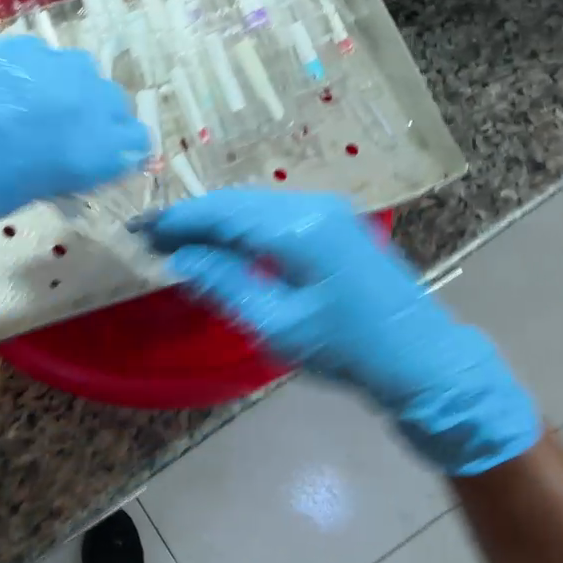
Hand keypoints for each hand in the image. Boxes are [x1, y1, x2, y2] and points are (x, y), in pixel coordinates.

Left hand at [0, 34, 149, 246]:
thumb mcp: (30, 193)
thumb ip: (68, 171)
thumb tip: (80, 162)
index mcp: (90, 149)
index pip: (135, 143)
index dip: (122, 154)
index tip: (106, 163)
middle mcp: (82, 101)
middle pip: (115, 104)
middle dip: (102, 122)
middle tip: (72, 141)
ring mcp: (49, 67)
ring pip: (84, 73)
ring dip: (74, 92)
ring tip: (42, 112)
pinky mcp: (16, 48)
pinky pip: (46, 58)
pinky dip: (40, 74)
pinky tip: (12, 92)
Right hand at [141, 189, 539, 475]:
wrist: (426, 361)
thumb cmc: (347, 350)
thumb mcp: (275, 324)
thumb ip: (223, 283)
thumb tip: (179, 257)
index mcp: (297, 229)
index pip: (220, 212)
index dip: (175, 220)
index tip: (137, 230)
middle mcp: (312, 206)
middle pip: (235, 201)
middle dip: (191, 218)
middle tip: (151, 239)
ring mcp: (329, 211)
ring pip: (254, 205)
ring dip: (215, 221)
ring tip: (179, 244)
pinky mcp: (336, 224)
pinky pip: (274, 214)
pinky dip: (241, 226)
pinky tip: (222, 245)